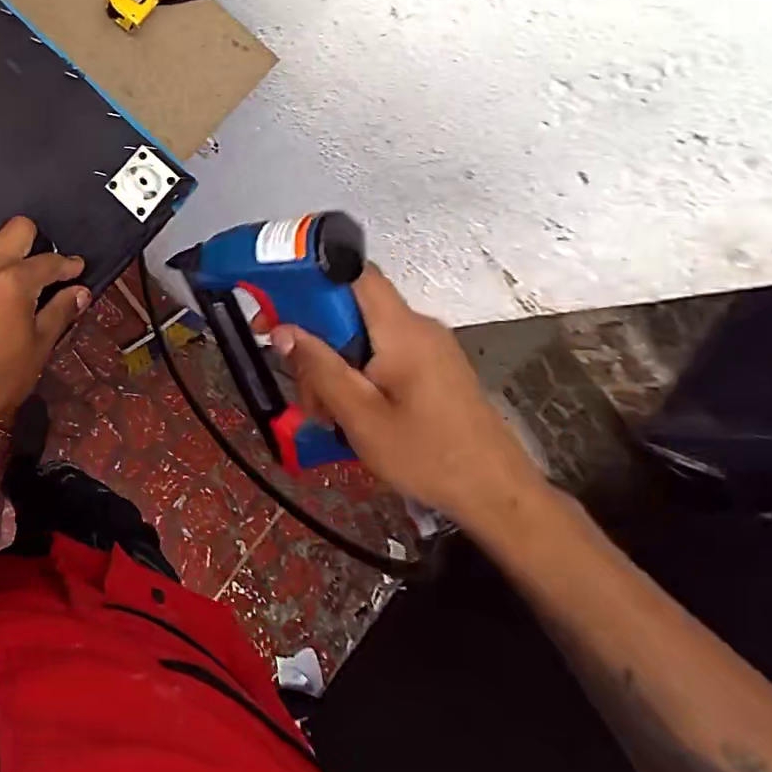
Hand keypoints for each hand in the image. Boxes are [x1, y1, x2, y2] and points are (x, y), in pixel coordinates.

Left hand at [0, 217, 90, 427]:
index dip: (70, 266)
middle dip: (39, 240)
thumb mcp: (40, 345)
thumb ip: (61, 311)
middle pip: (17, 228)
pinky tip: (6, 285)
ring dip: (13, 247)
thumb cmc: (1, 376)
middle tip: (51, 268)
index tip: (80, 271)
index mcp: (14, 281)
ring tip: (28, 273)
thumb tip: (80, 292)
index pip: (50, 261)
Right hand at [267, 265, 548, 531]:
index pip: (353, 274)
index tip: (274, 308)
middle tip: (298, 384)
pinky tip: (349, 413)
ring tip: (326, 413)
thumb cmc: (428, 456)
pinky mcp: (432, 368)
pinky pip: (381, 355)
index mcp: (402, 331)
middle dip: (315, 341)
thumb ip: (319, 368)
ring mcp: (428, 348)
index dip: (309, 279)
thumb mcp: (360, 415)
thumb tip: (282, 330)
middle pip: (351, 310)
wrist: (498, 497)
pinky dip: (356, 375)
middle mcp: (418, 328)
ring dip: (333, 366)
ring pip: (362, 337)